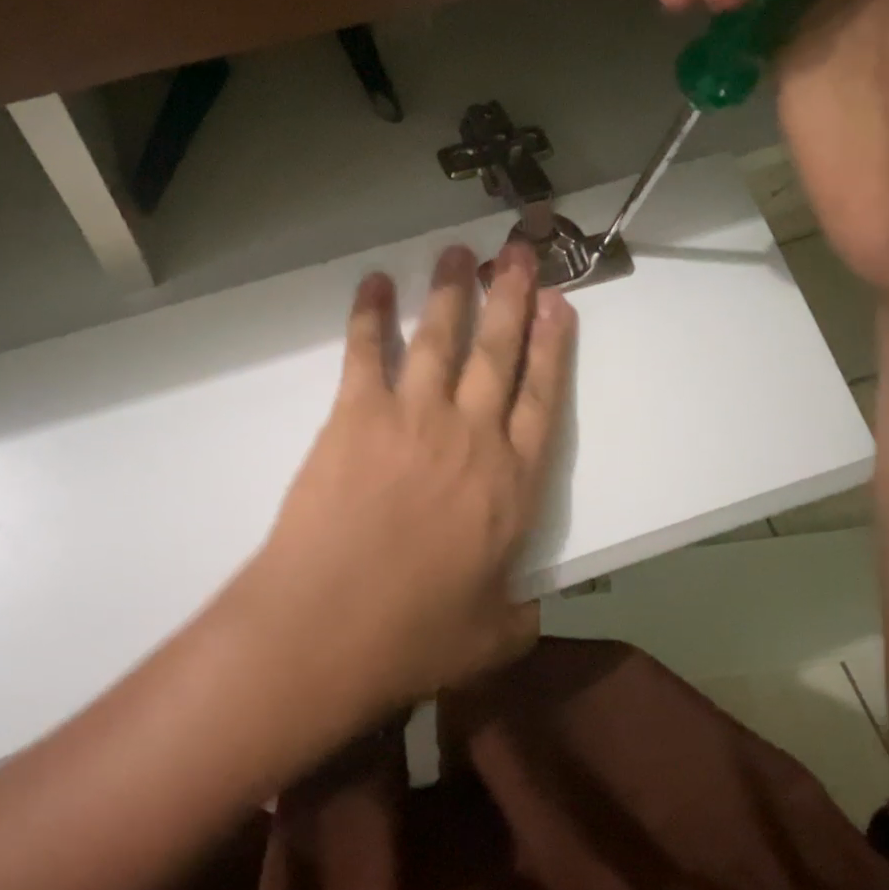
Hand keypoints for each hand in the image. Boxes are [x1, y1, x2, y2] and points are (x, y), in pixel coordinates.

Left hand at [241, 245, 575, 710]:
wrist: (329, 624)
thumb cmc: (415, 637)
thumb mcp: (493, 637)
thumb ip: (519, 612)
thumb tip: (529, 606)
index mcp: (513, 486)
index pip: (544, 400)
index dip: (554, 348)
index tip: (559, 304)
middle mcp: (472, 437)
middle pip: (499, 354)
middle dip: (512, 298)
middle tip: (520, 252)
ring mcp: (412, 418)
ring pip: (440, 339)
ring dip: (452, 292)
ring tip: (459, 252)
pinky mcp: (356, 415)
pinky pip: (365, 351)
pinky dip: (369, 313)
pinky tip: (375, 283)